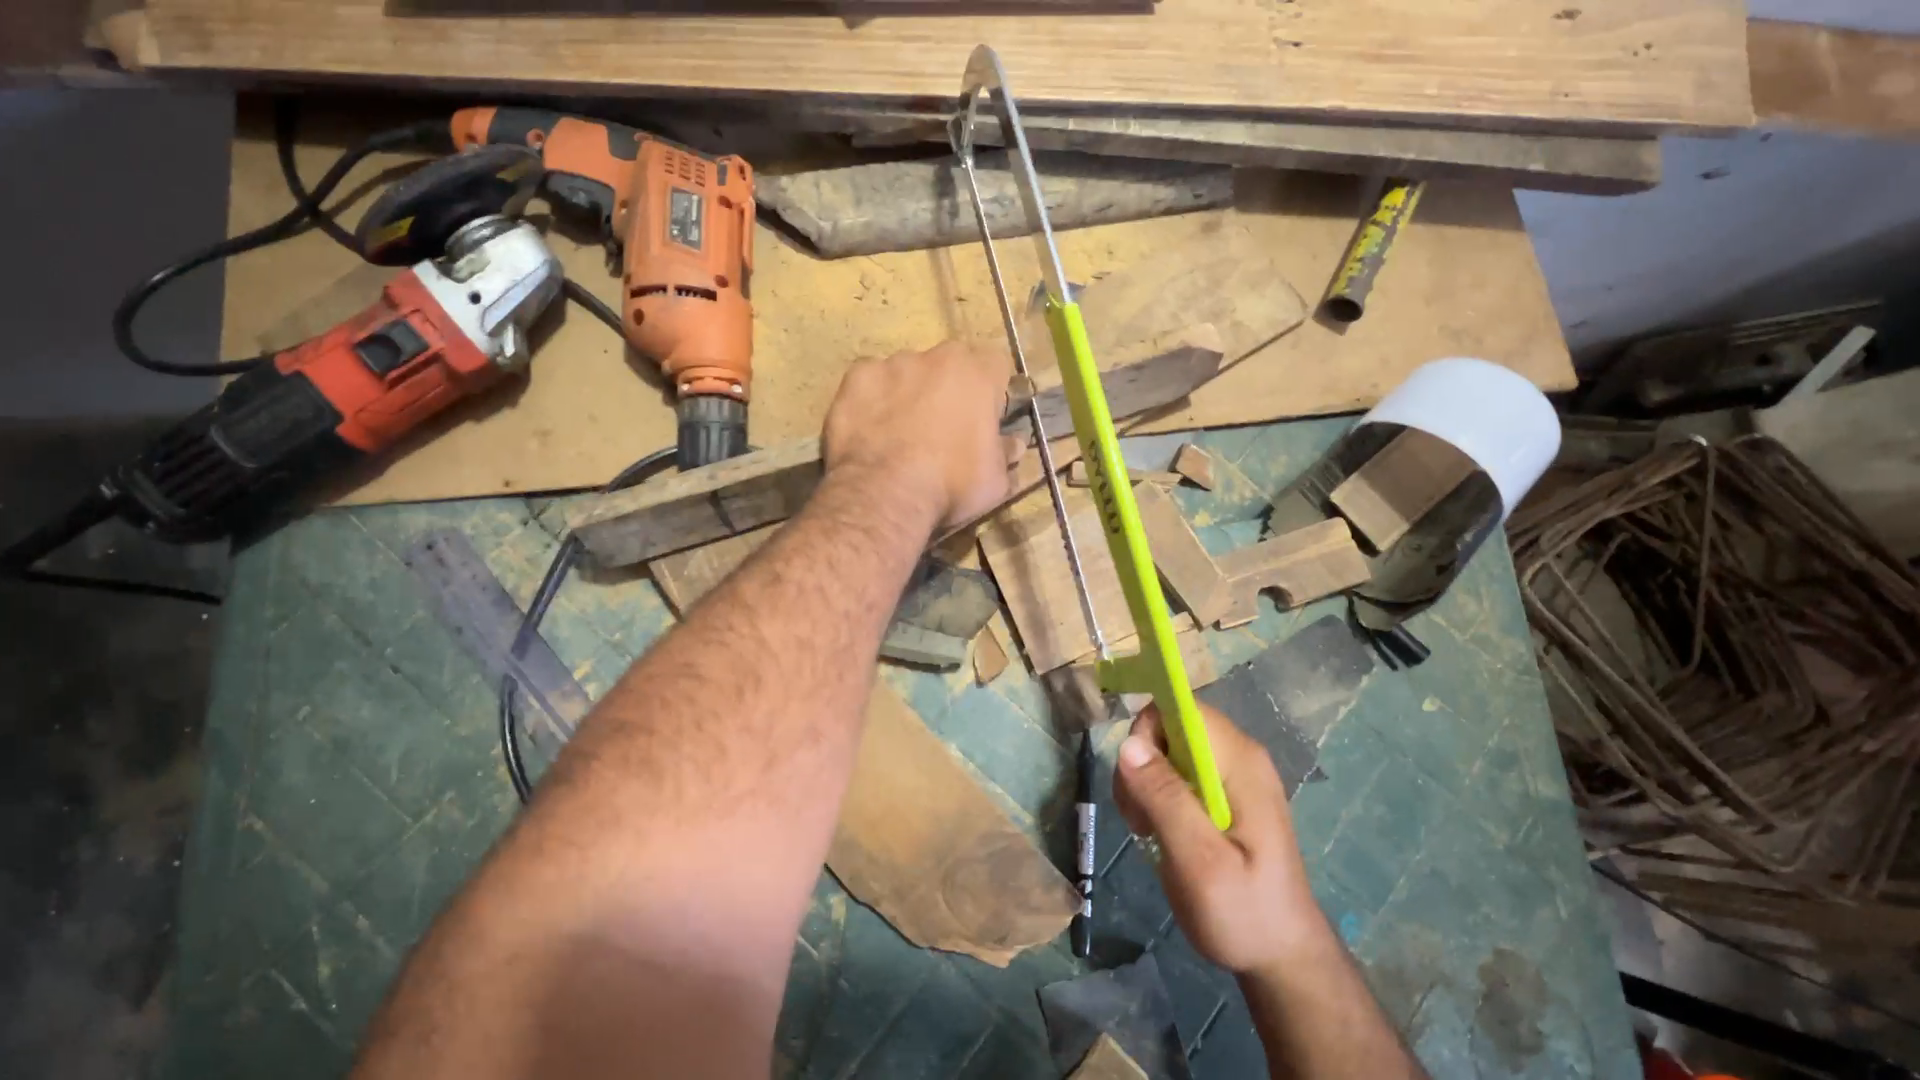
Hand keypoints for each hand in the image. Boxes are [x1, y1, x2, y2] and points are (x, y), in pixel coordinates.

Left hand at [821, 341, 1016, 529]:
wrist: (885, 495)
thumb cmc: (951, 486)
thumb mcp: (995, 480)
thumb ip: (1006, 453)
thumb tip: (1012, 443)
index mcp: (977, 374)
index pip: (996, 366)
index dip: (992, 392)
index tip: (986, 417)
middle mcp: (936, 357)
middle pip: (949, 365)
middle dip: (949, 389)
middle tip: (942, 428)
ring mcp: (892, 364)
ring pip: (907, 372)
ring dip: (909, 393)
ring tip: (900, 433)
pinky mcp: (857, 377)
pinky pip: (870, 382)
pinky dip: (872, 400)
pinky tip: (870, 430)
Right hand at [1113, 703, 1326, 973]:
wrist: (1280, 955)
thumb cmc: (1244, 913)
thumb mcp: (1200, 863)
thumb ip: (1165, 800)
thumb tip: (1128, 743)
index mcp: (1240, 763)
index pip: (1182, 710)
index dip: (1148, 733)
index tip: (1135, 781)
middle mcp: (1238, 757)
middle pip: (1170, 728)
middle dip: (1140, 765)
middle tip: (1140, 820)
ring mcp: (1232, 775)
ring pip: (1167, 750)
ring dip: (1144, 785)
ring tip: (1148, 832)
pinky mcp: (1222, 794)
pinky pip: (1176, 773)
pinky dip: (1156, 798)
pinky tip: (1159, 834)